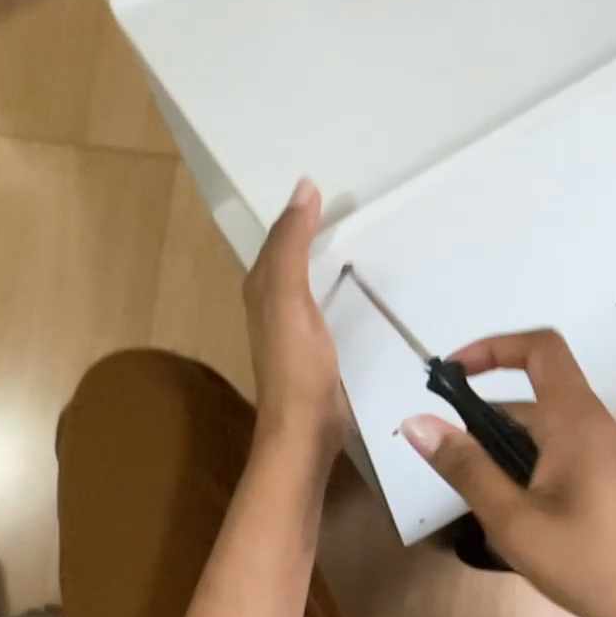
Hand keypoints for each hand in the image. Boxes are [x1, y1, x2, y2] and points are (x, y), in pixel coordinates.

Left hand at [244, 179, 343, 449]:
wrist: (306, 428)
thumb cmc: (297, 365)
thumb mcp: (289, 297)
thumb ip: (292, 245)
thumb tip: (302, 189)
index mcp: (262, 289)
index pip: (278, 239)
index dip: (297, 213)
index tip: (325, 188)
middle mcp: (271, 306)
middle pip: (287, 258)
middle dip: (307, 232)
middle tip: (343, 206)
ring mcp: (292, 330)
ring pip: (303, 281)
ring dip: (321, 259)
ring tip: (353, 238)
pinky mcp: (312, 351)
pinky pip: (321, 305)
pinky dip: (333, 288)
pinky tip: (351, 291)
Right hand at [400, 330, 615, 616]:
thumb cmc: (585, 562)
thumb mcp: (511, 518)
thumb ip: (463, 467)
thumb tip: (415, 422)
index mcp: (574, 421)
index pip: (539, 348)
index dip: (492, 347)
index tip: (449, 374)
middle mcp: (591, 425)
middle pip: (531, 393)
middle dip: (481, 415)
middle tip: (447, 461)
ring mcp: (599, 453)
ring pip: (539, 427)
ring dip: (498, 448)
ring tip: (475, 498)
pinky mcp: (601, 478)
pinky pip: (552, 451)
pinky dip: (519, 465)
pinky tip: (507, 511)